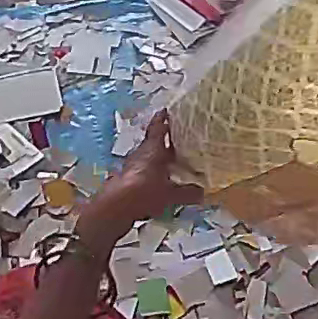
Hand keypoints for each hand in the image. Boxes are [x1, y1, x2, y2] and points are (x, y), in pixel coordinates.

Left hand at [77, 112, 203, 251]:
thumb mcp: (171, 194)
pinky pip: (144, 172)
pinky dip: (153, 173)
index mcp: (153, 149)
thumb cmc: (144, 192)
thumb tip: (203, 192)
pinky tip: (162, 182)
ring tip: (173, 161)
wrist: (114, 208)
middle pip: (154, 142)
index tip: (167, 110)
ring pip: (149, 157)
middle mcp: (142, 154)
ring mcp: (132, 167)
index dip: (163, 118)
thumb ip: (188, 193)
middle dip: (165, 140)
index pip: (158, 127)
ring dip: (159, 158)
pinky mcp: (127, 180)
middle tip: (179, 138)